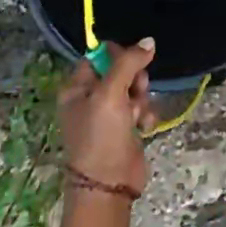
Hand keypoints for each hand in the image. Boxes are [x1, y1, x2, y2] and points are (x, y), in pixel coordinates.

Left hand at [57, 39, 158, 193]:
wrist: (109, 186)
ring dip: (142, 99)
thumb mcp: (110, 94)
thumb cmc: (101, 136)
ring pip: (134, 88)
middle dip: (135, 79)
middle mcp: (90, 98)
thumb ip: (128, 63)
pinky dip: (145, 115)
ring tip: (137, 114)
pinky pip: (141, 108)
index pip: (99, 55)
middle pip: (121, 70)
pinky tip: (144, 126)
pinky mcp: (124, 127)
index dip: (118, 55)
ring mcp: (108, 114)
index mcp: (76, 88)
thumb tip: (149, 40)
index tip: (132, 62)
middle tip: (136, 90)